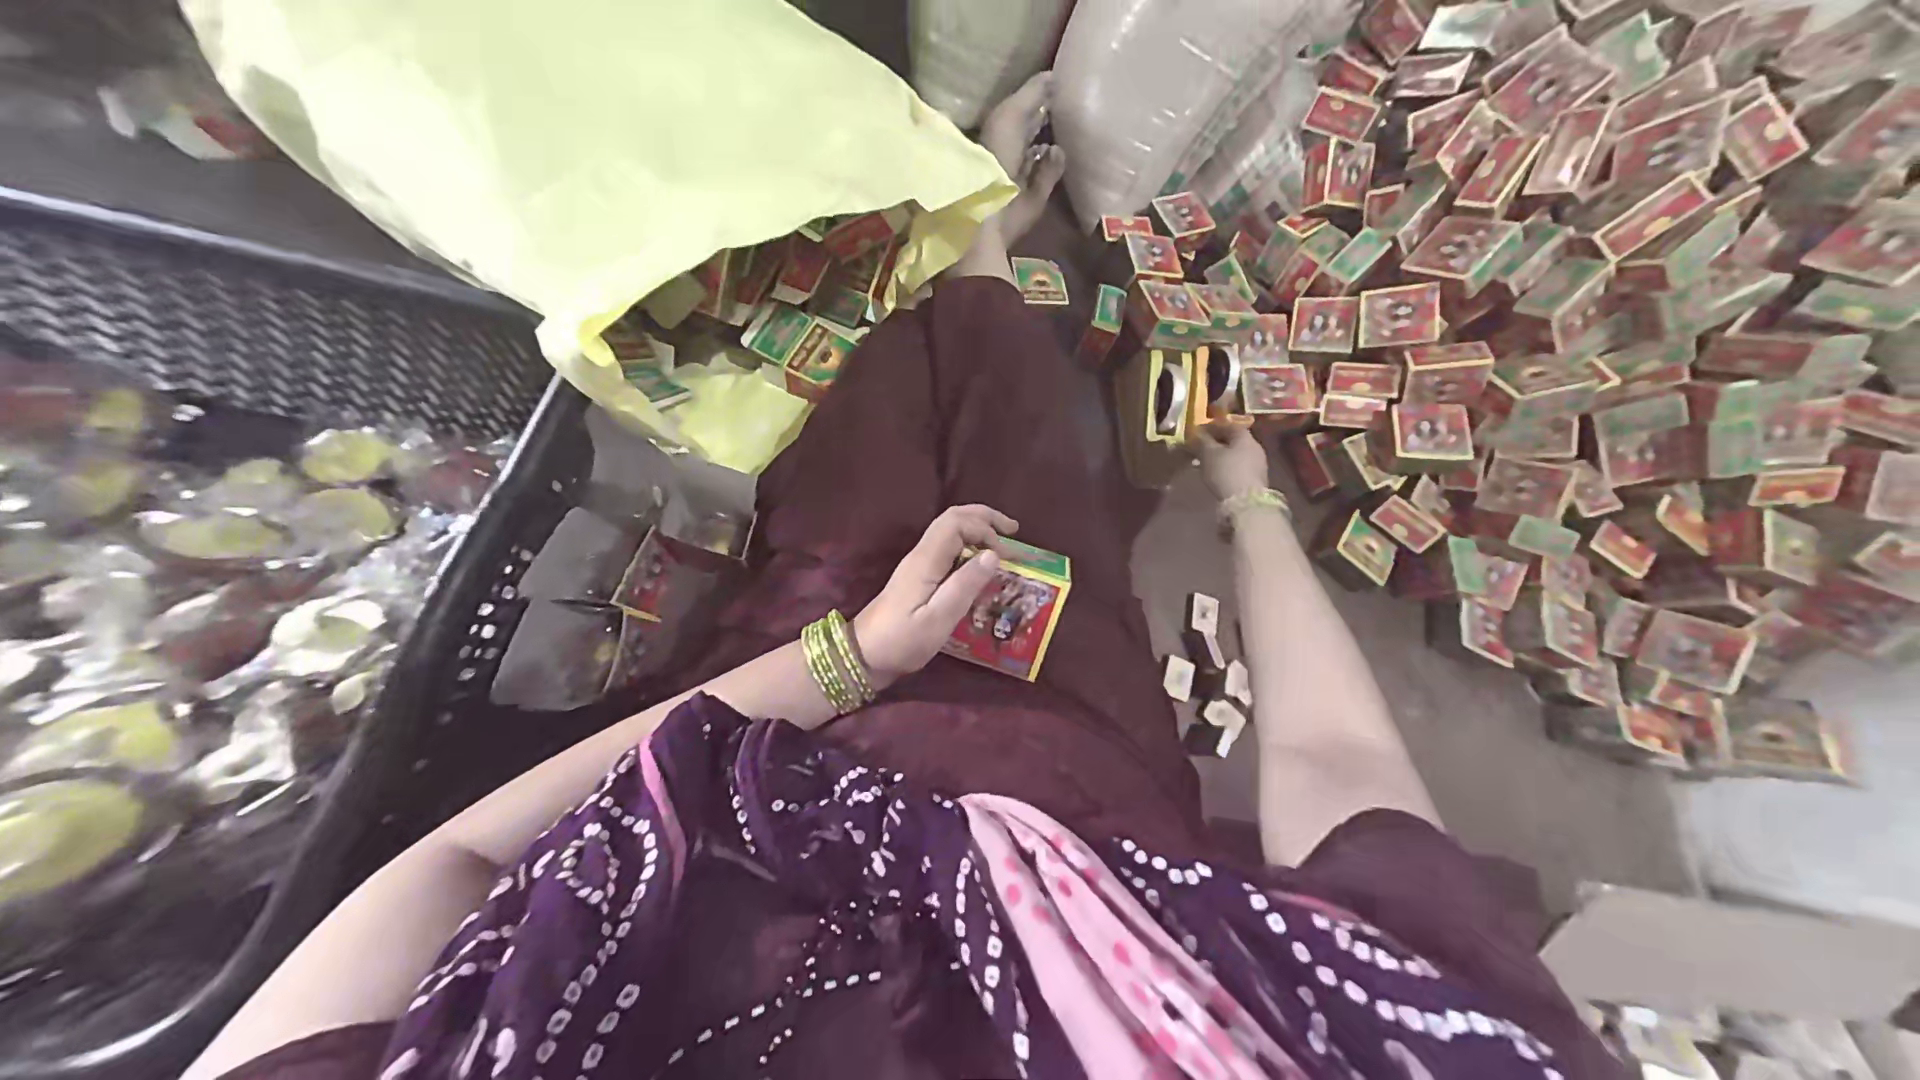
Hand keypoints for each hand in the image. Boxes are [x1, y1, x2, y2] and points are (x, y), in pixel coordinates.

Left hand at [854, 505, 1016, 686]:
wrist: (864, 655)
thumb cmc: (902, 641)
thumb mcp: (938, 619)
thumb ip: (965, 585)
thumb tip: (993, 555)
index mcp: (926, 560)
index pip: (956, 523)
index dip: (984, 528)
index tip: (1005, 554)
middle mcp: (921, 554)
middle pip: (952, 518)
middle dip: (985, 518)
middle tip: (1014, 530)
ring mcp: (918, 564)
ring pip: (949, 530)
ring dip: (978, 529)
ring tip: (1003, 541)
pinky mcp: (918, 576)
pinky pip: (947, 548)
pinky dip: (969, 545)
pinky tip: (981, 562)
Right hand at [1196, 422, 1270, 502]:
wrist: (1246, 501)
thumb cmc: (1225, 472)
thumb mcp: (1208, 454)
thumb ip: (1201, 441)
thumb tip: (1195, 432)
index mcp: (1244, 436)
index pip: (1227, 425)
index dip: (1210, 427)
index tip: (1196, 433)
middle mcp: (1254, 446)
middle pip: (1232, 440)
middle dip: (1215, 442)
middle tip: (1198, 448)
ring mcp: (1257, 463)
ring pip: (1234, 454)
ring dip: (1220, 456)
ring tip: (1204, 463)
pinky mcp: (1255, 478)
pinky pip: (1237, 466)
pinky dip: (1226, 466)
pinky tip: (1216, 473)